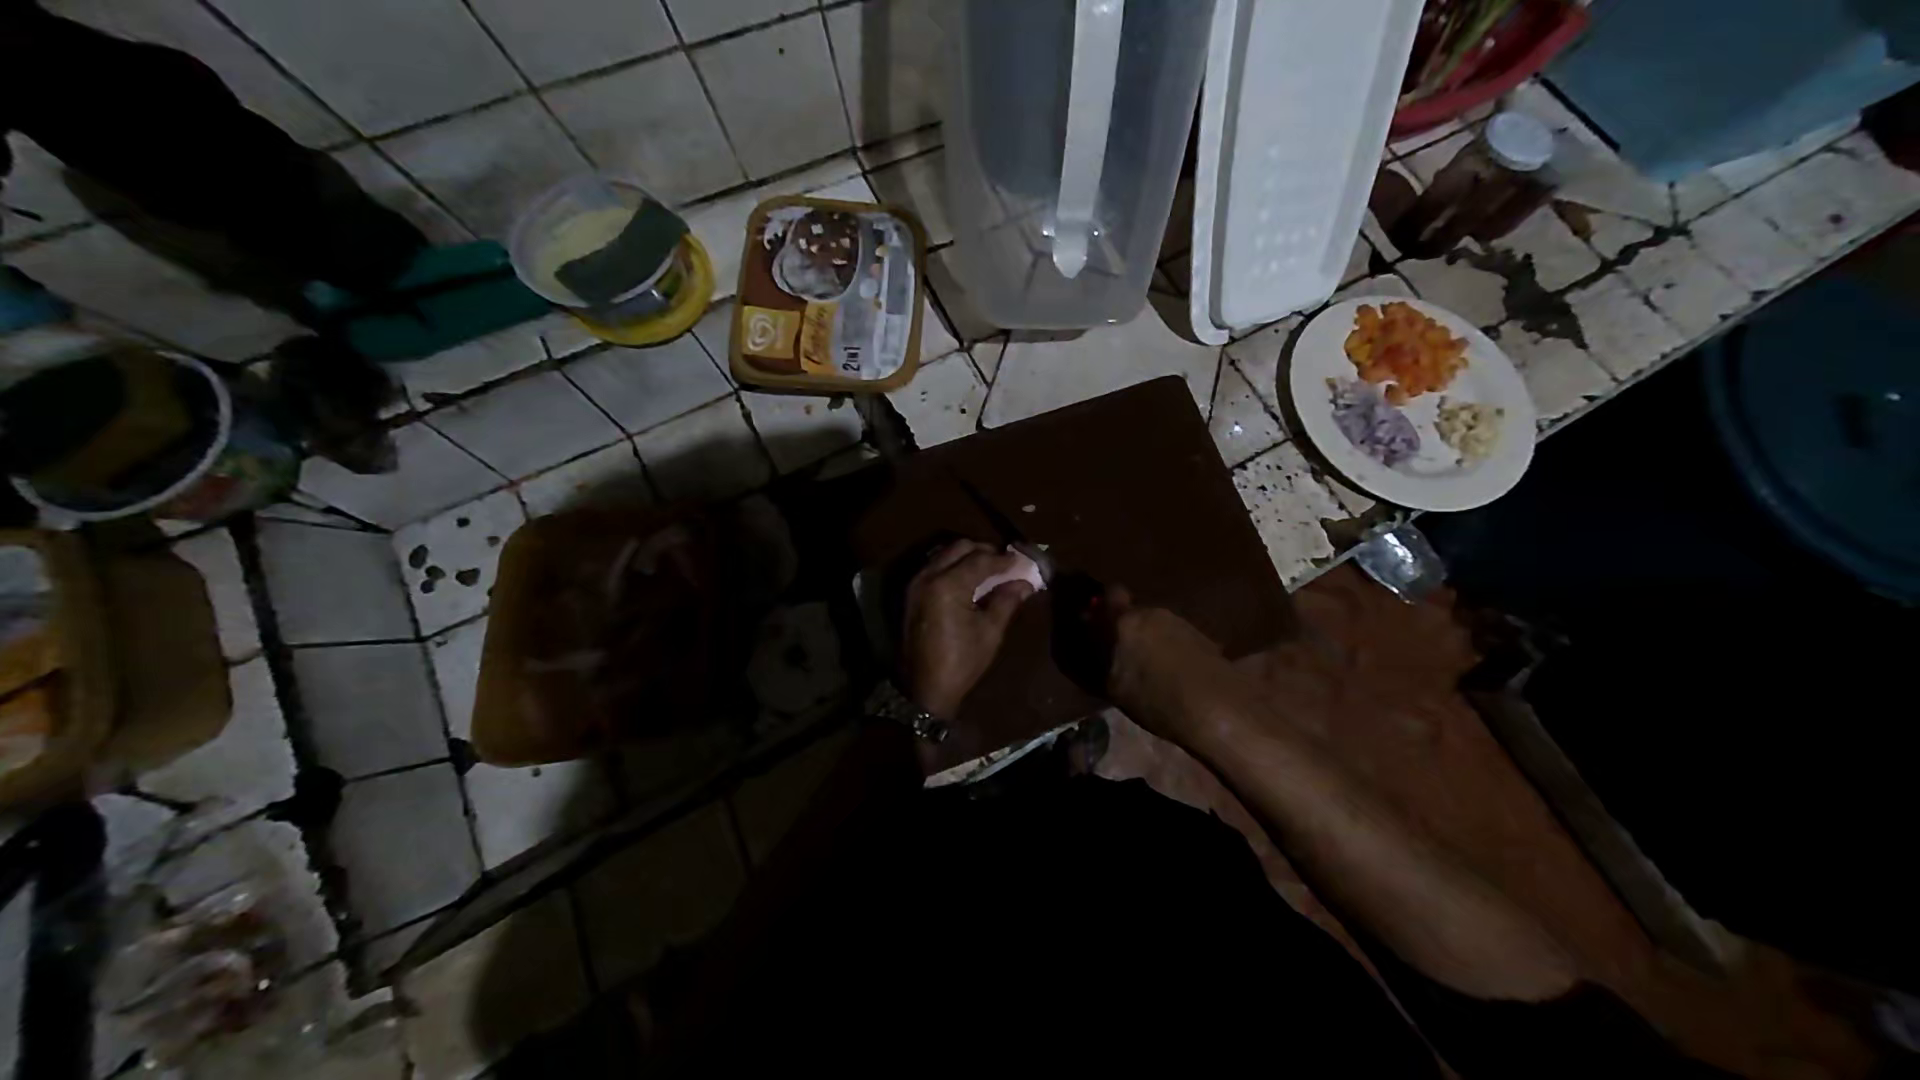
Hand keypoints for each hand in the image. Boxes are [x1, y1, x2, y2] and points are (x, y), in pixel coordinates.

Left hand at [901, 540, 1037, 718]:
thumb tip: (1025, 583)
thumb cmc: (961, 662)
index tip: (1021, 561)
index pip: (980, 559)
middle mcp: (928, 576)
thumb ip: (1006, 601)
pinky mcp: (910, 594)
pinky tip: (967, 578)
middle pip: (959, 548)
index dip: (1003, 559)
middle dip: (983, 550)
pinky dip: (952, 565)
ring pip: (944, 554)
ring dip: (966, 555)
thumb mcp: (990, 632)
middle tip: (1004, 561)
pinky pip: (933, 567)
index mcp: (948, 585)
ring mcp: (915, 584)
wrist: (924, 689)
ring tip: (988, 568)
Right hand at [1055, 581, 1228, 742]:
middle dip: (1129, 628)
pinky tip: (1174, 674)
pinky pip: (1177, 638)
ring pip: (1158, 625)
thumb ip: (1103, 659)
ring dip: (1152, 640)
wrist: (1217, 708)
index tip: (1098, 622)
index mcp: (1125, 620)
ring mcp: (1182, 623)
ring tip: (1153, 669)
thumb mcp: (1116, 687)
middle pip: (1135, 612)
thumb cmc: (1155, 699)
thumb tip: (1096, 644)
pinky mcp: (1204, 637)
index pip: (1111, 594)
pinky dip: (1172, 650)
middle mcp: (1153, 613)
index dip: (1104, 605)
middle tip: (1125, 655)